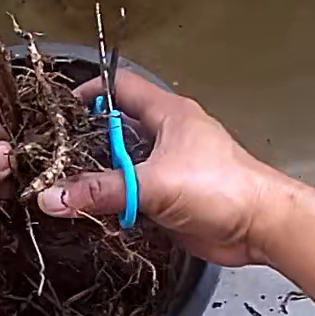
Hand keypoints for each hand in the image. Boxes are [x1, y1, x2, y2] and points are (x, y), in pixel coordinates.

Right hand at [36, 72, 294, 266]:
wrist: (262, 229)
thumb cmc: (223, 189)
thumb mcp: (153, 184)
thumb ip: (101, 190)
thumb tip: (52, 198)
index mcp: (167, 114)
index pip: (120, 86)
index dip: (89, 92)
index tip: (58, 111)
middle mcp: (164, 136)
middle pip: (113, 128)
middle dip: (83, 141)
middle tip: (52, 155)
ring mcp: (166, 167)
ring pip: (119, 164)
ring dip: (95, 175)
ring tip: (62, 183)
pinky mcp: (166, 196)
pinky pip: (128, 192)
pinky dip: (109, 200)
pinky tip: (89, 208)